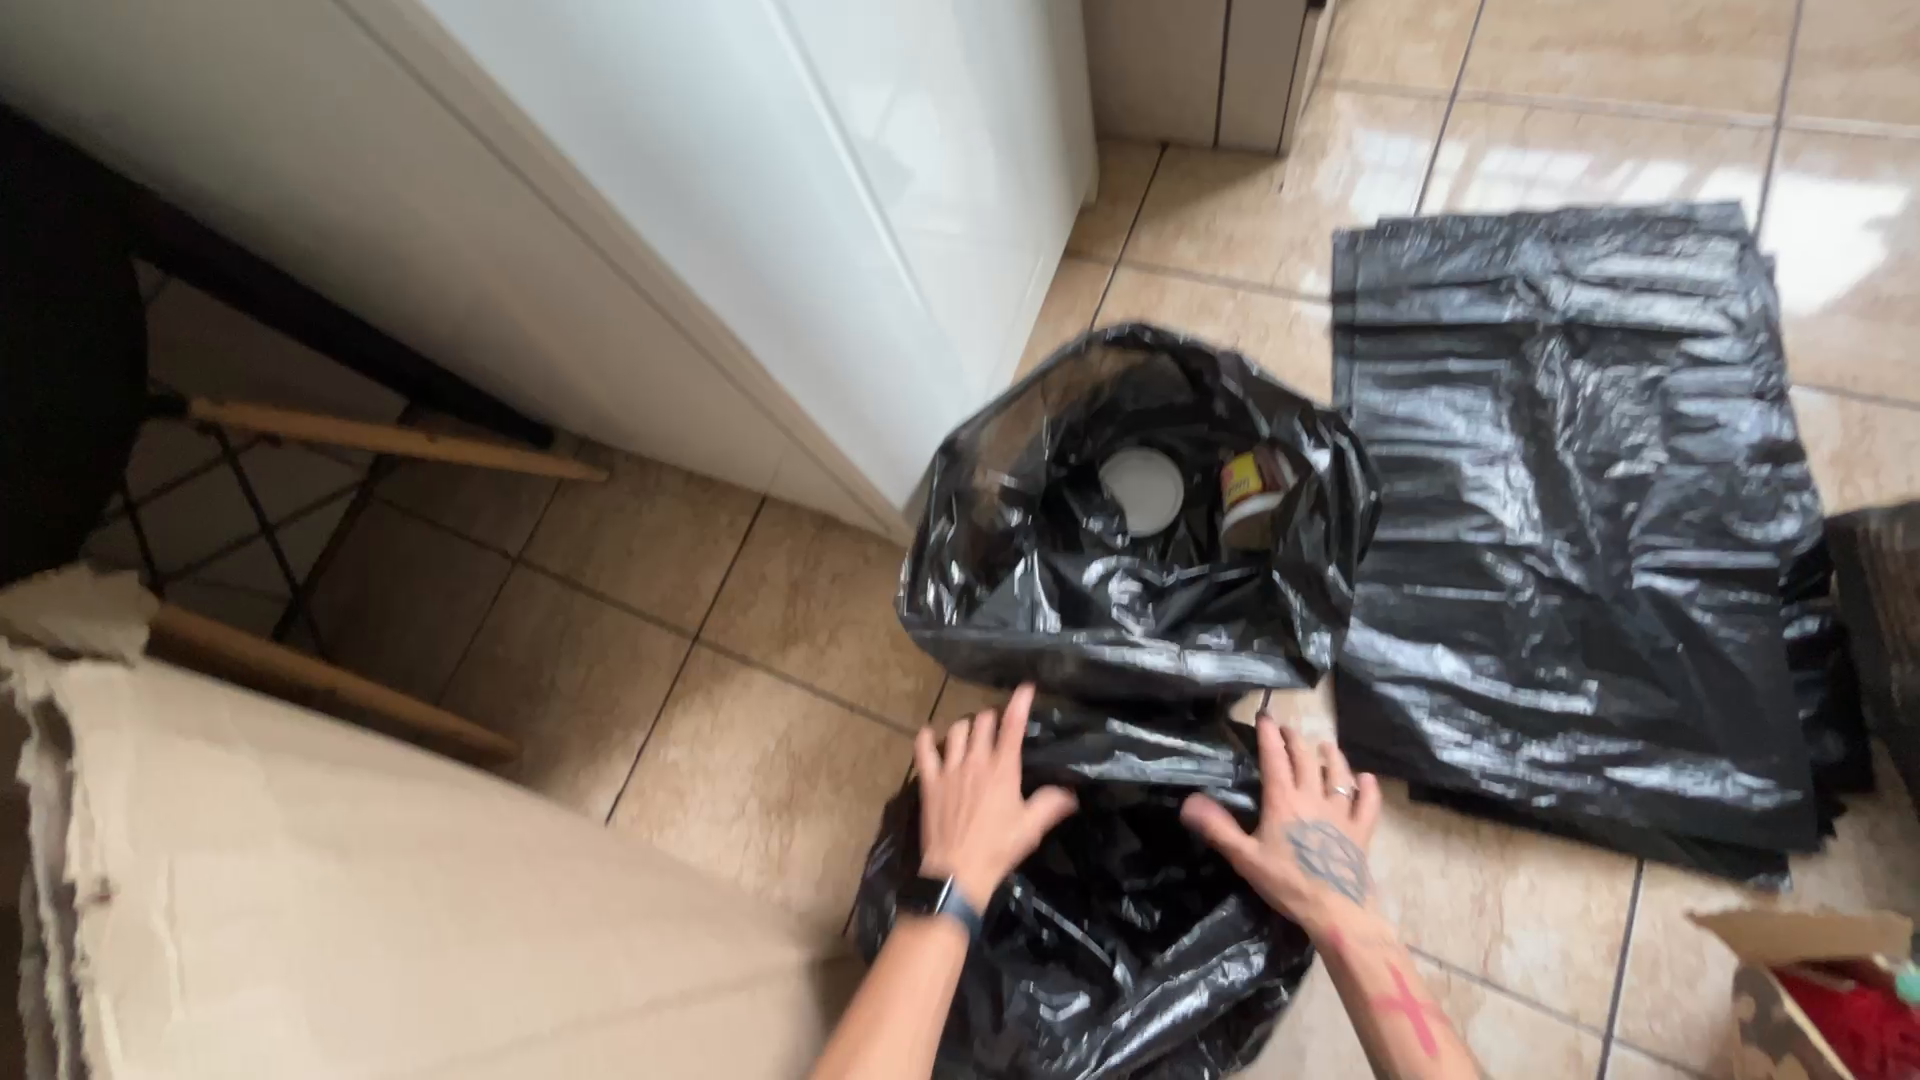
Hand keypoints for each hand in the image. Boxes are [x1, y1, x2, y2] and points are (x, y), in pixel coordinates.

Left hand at [914, 683, 1078, 907]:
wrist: (958, 872)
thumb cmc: (998, 849)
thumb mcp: (1031, 828)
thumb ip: (1051, 805)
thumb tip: (1072, 793)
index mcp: (1003, 769)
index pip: (1013, 725)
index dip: (1020, 703)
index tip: (1025, 688)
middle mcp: (976, 761)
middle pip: (983, 722)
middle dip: (992, 717)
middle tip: (998, 724)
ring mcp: (950, 769)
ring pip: (956, 731)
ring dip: (966, 727)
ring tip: (971, 733)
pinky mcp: (929, 781)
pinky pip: (923, 750)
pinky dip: (926, 738)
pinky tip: (930, 735)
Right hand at [1180, 714, 1382, 935]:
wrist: (1339, 914)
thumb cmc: (1288, 884)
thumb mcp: (1245, 858)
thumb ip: (1218, 828)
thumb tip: (1189, 802)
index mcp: (1283, 801)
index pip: (1274, 757)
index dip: (1268, 734)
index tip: (1263, 716)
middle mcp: (1313, 798)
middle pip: (1305, 759)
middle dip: (1295, 739)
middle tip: (1287, 729)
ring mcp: (1341, 814)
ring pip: (1338, 775)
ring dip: (1332, 756)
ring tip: (1325, 745)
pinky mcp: (1361, 832)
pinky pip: (1368, 804)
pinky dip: (1368, 788)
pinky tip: (1366, 779)